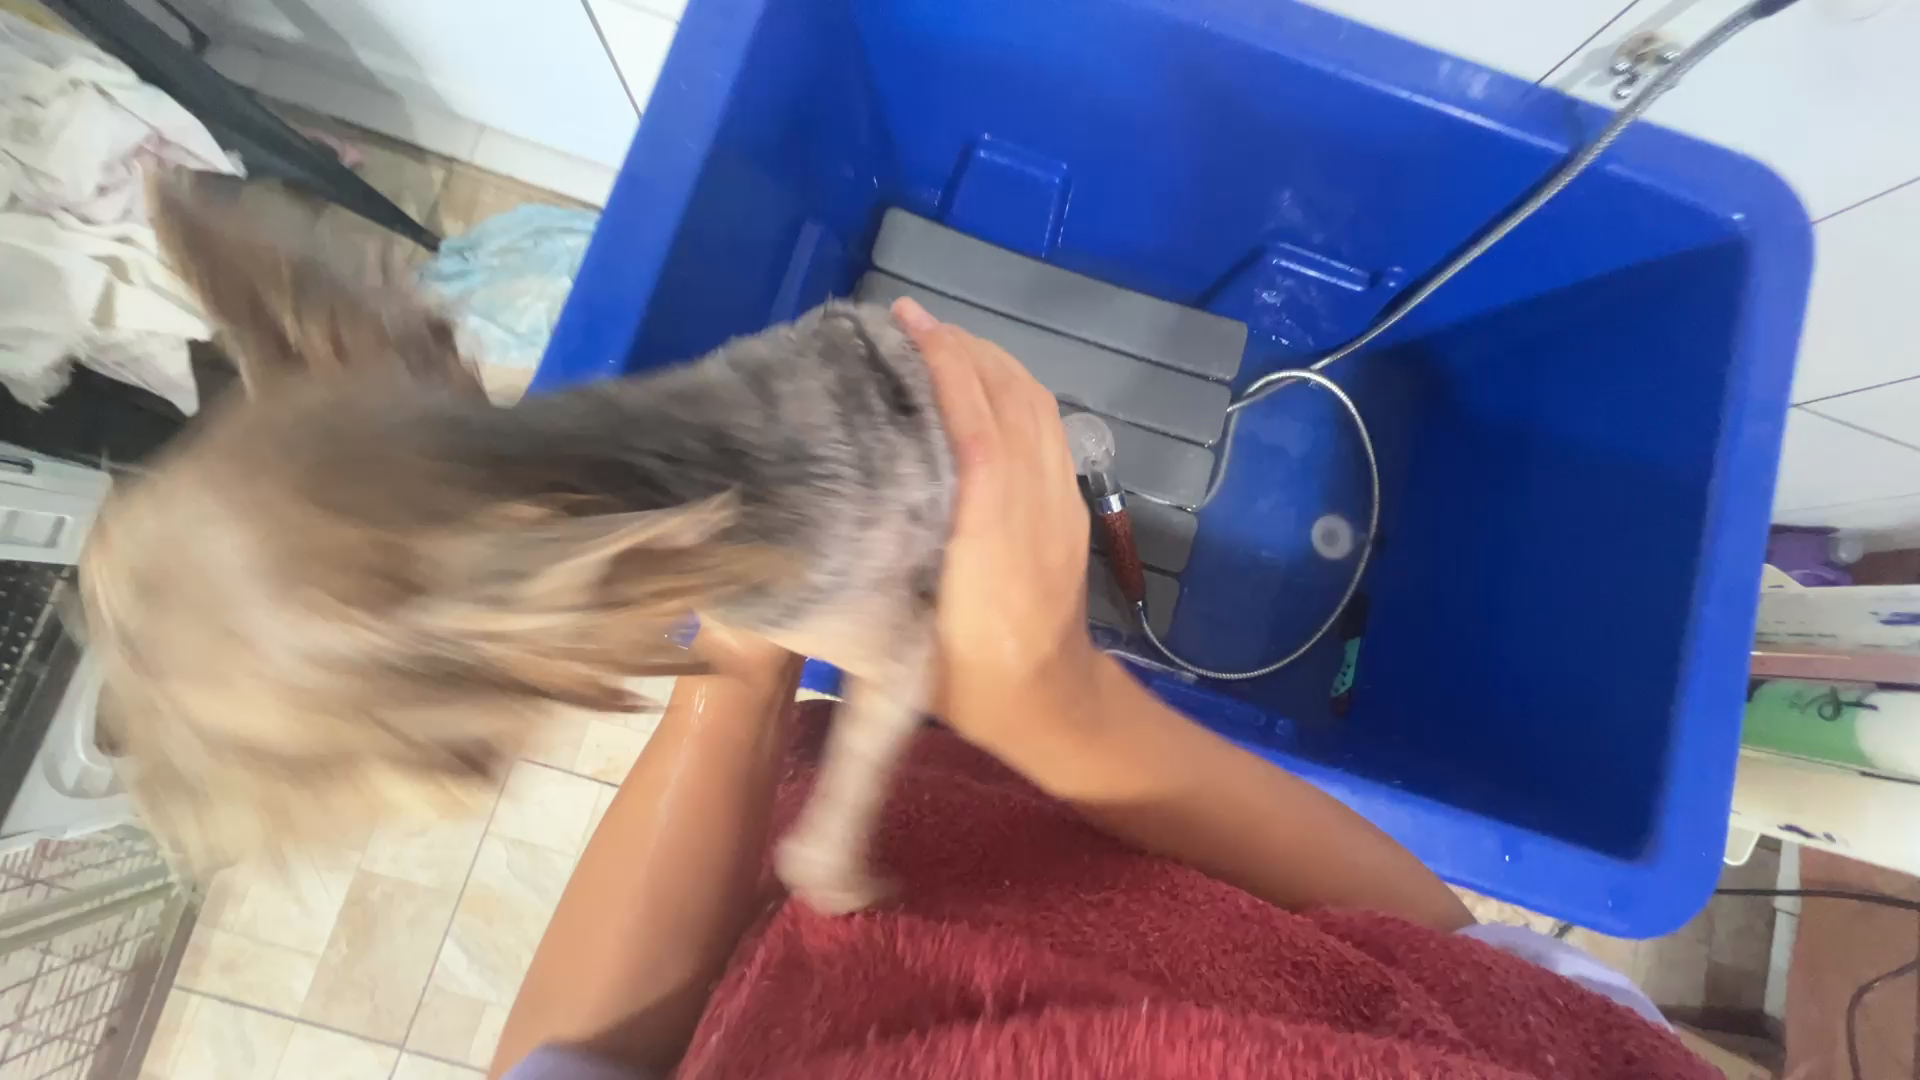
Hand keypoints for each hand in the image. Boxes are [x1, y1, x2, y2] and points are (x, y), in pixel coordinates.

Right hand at [891, 298, 1109, 765]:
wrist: (1054, 701)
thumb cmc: (971, 681)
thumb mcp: (909, 637)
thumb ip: (881, 571)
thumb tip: (840, 508)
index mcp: (989, 535)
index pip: (976, 426)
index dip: (945, 365)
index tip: (910, 322)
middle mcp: (1033, 504)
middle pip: (1013, 400)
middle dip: (966, 349)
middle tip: (915, 325)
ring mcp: (1061, 503)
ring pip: (1038, 407)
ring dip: (995, 363)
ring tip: (947, 344)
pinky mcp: (1071, 508)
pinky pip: (1050, 429)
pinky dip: (1019, 393)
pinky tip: (987, 389)